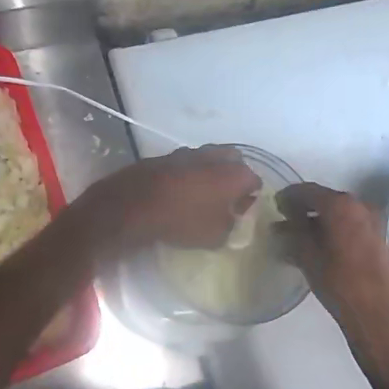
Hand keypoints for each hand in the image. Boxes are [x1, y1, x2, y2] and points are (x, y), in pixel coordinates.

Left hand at [87, 145, 260, 252]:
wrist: (134, 205)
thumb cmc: (183, 221)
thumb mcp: (216, 236)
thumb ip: (231, 224)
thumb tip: (232, 215)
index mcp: (234, 174)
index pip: (254, 181)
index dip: (250, 196)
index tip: (242, 210)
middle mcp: (215, 157)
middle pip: (234, 161)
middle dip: (234, 175)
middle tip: (226, 196)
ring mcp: (189, 153)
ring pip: (209, 158)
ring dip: (210, 172)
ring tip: (201, 193)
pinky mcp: (166, 156)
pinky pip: (186, 163)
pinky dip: (188, 173)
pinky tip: (179, 190)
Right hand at [274, 183, 388, 388]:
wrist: (378, 315)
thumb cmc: (339, 284)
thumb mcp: (307, 258)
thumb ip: (292, 236)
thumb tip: (279, 226)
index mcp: (341, 205)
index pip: (307, 190)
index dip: (288, 196)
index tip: (275, 205)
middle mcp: (360, 206)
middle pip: (325, 199)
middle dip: (304, 207)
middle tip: (284, 220)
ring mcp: (373, 221)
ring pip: (339, 213)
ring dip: (319, 219)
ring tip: (299, 235)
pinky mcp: (379, 237)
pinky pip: (350, 224)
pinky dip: (334, 228)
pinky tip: (320, 245)